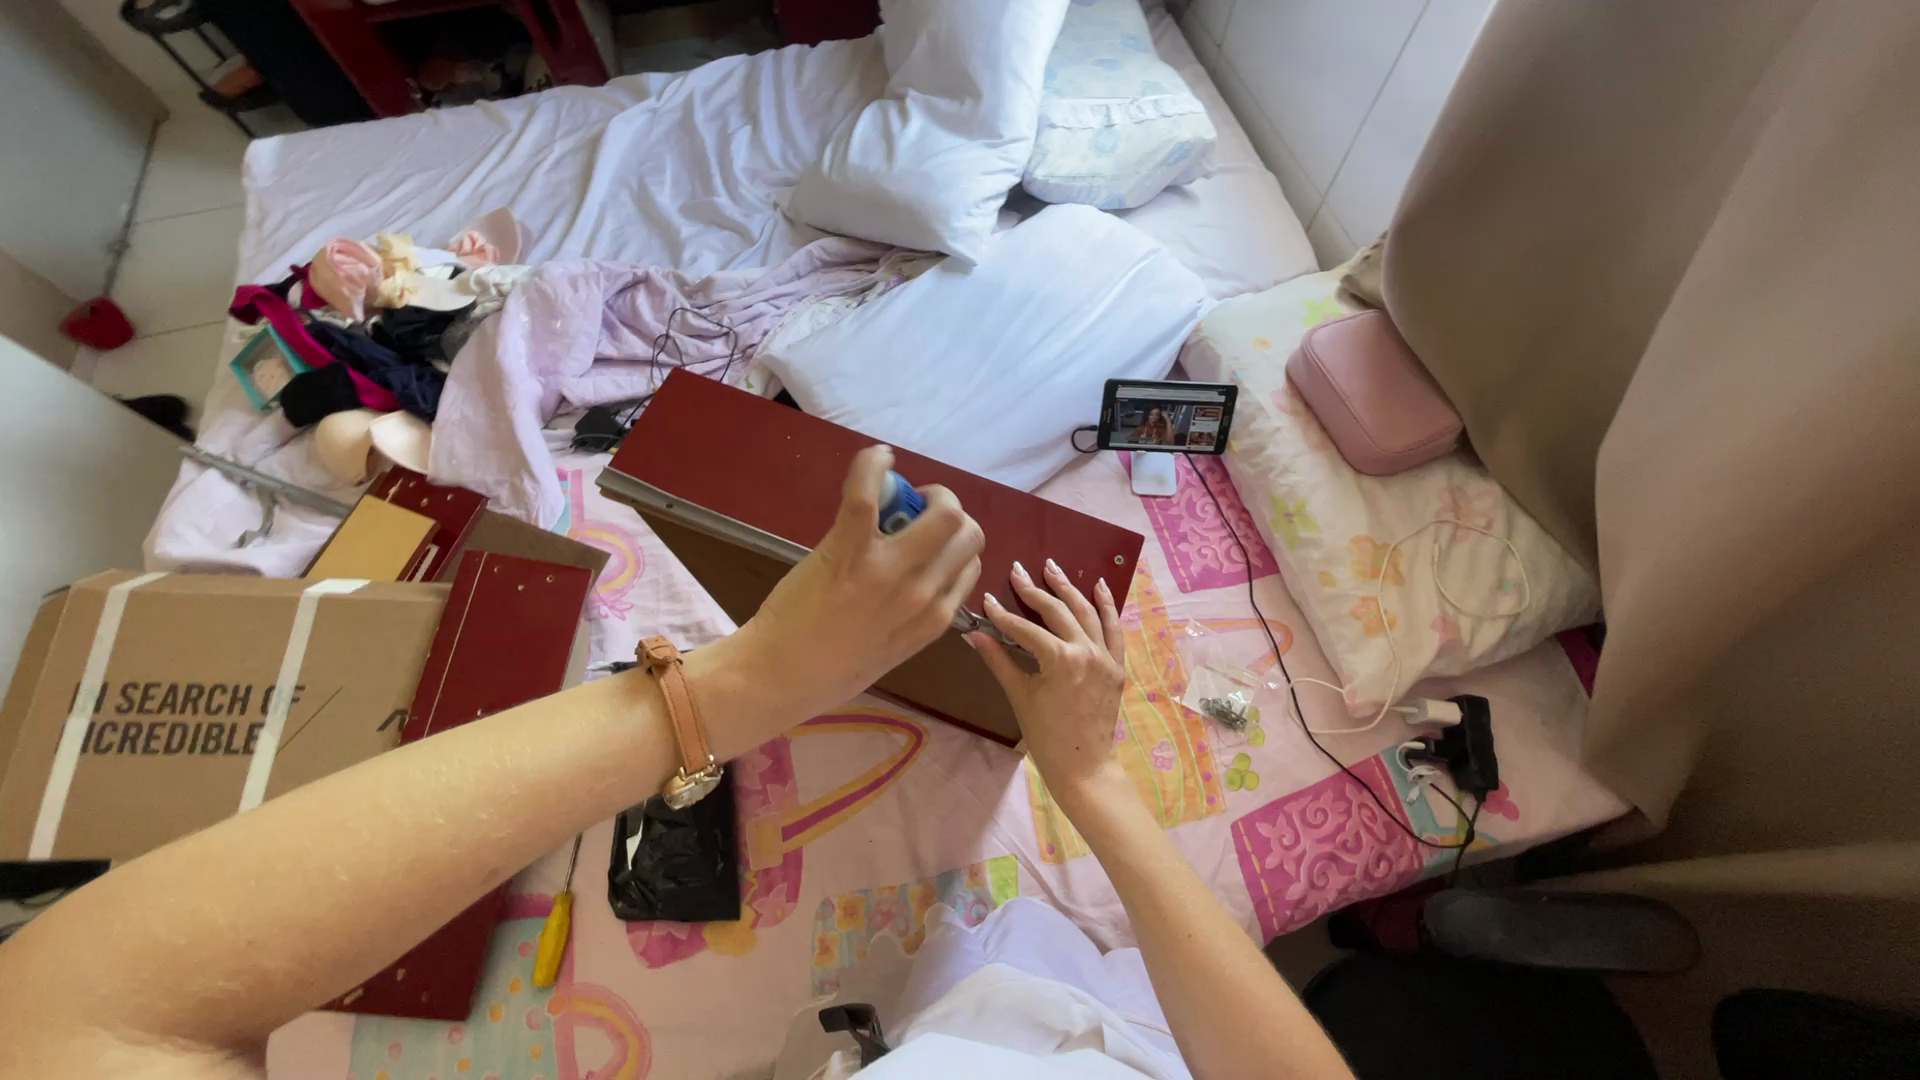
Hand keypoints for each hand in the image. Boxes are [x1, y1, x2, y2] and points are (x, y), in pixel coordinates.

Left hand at [724, 445, 983, 729]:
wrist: (779, 679)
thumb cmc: (831, 671)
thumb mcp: (893, 650)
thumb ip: (914, 615)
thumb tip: (917, 580)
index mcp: (936, 619)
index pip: (971, 563)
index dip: (954, 543)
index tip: (928, 540)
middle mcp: (924, 593)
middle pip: (968, 531)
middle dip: (949, 511)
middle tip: (917, 511)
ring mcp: (889, 570)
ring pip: (943, 510)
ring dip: (926, 493)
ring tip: (898, 496)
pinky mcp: (849, 550)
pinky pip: (870, 493)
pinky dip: (874, 465)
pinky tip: (878, 459)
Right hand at [970, 559, 1129, 800]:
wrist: (1084, 766)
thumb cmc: (1046, 736)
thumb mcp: (1019, 696)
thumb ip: (998, 660)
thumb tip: (973, 635)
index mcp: (1060, 659)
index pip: (1025, 628)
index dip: (1003, 614)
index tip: (987, 599)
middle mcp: (1087, 651)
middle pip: (1057, 611)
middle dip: (1034, 590)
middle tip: (1017, 571)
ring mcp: (1105, 657)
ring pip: (1086, 612)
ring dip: (1069, 588)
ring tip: (1052, 567)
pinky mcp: (1116, 666)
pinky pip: (1113, 629)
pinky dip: (1107, 606)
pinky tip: (1098, 587)